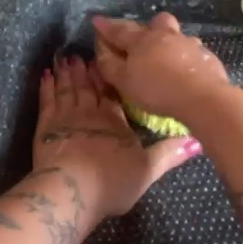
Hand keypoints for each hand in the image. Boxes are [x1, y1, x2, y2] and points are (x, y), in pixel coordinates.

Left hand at [36, 56, 199, 222]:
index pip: (112, 91)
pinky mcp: (45, 124)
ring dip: (68, 73)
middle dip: (87, 69)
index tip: (106, 61)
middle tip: (83, 53)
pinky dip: (47, 85)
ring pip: (68, 87)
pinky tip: (46, 74)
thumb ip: (169, 153)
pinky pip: (47, 98)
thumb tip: (197, 141)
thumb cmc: (112, 180)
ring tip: (67, 58)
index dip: (109, 77)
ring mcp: (66, 115)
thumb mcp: (147, 169)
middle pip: (89, 85)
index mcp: (114, 118)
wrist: (72, 190)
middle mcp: (90, 110)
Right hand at [92, 12, 234, 123]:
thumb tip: (102, 51)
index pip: (120, 30)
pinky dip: (188, 59)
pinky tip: (188, 73)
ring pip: (178, 36)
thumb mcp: (124, 82)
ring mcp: (190, 44)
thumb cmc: (156, 89)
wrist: (202, 97)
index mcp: (142, 40)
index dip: (106, 26)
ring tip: (168, 59)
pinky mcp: (208, 57)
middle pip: (157, 22)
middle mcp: (166, 35)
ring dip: (171, 43)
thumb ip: (111, 66)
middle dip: (148, 26)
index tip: (96, 20)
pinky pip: (195, 53)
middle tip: (144, 39)